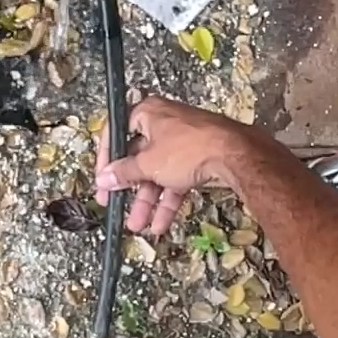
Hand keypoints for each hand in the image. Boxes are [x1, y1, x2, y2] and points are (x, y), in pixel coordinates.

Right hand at [95, 96, 268, 236]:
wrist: (234, 154)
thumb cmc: (190, 147)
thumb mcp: (148, 163)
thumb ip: (124, 172)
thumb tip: (105, 178)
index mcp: (147, 113)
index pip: (116, 135)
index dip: (106, 161)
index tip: (103, 181)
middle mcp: (164, 123)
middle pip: (138, 158)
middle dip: (130, 189)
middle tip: (119, 206)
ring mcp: (182, 141)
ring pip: (158, 173)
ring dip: (148, 201)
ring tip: (139, 224)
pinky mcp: (197, 157)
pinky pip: (176, 179)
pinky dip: (168, 199)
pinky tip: (160, 222)